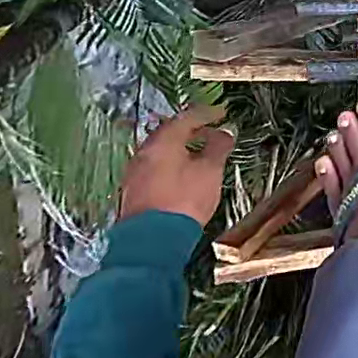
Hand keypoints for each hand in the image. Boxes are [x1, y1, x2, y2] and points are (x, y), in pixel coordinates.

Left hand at [118, 104, 234, 227]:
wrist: (153, 242)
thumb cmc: (184, 201)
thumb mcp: (210, 171)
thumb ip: (218, 147)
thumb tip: (225, 132)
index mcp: (163, 141)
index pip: (186, 118)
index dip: (207, 114)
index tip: (221, 114)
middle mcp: (145, 152)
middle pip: (169, 132)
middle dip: (192, 130)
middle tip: (211, 133)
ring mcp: (135, 172)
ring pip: (160, 151)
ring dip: (180, 149)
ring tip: (199, 155)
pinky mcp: (132, 192)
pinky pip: (154, 168)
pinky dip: (170, 165)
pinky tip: (182, 175)